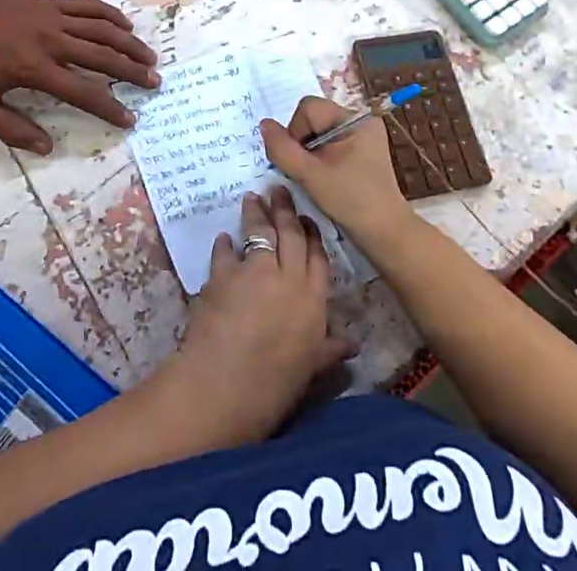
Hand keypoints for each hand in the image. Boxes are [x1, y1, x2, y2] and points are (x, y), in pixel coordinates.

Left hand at [0, 0, 157, 153]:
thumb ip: (9, 128)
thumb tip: (46, 147)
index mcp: (34, 69)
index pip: (82, 92)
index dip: (109, 107)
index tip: (130, 118)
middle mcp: (51, 42)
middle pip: (102, 57)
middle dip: (132, 72)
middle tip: (154, 83)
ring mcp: (53, 18)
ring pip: (102, 30)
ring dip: (129, 45)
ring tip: (150, 57)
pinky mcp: (50, 3)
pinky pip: (88, 7)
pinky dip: (110, 15)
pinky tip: (125, 26)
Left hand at [168, 189, 353, 442]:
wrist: (228, 387)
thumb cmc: (275, 384)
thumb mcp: (311, 366)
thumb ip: (330, 349)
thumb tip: (353, 345)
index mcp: (314, 299)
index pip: (318, 257)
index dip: (313, 236)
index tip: (308, 220)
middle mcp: (289, 278)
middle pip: (291, 234)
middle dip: (286, 210)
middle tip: (279, 190)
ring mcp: (256, 272)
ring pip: (260, 233)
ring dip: (256, 213)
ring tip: (252, 198)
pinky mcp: (224, 275)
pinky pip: (226, 252)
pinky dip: (224, 244)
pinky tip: (223, 238)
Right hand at [259, 96, 411, 240]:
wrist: (383, 230)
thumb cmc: (348, 200)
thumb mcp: (308, 174)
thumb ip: (281, 148)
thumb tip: (264, 124)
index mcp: (354, 119)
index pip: (308, 108)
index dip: (295, 132)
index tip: (302, 161)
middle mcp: (362, 120)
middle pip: (313, 117)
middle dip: (303, 142)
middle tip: (309, 171)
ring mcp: (364, 134)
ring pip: (320, 130)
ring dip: (311, 151)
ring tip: (318, 176)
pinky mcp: (364, 148)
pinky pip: (331, 141)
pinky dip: (322, 156)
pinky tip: (328, 176)